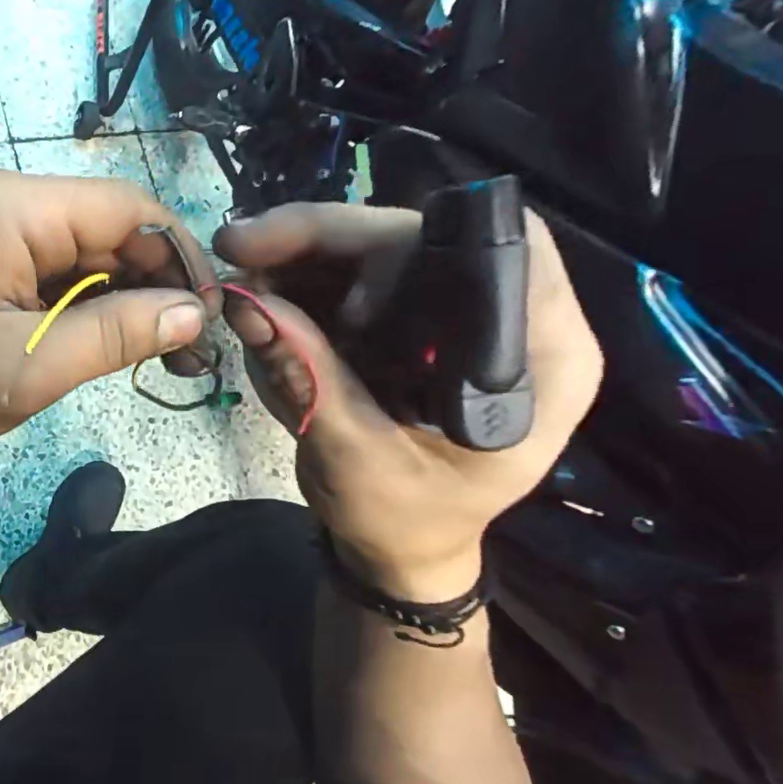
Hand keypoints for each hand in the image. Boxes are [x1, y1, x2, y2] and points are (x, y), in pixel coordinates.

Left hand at [0, 171, 219, 450]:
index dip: (179, 258)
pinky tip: (120, 344)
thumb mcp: (26, 366)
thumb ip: (115, 335)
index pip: (130, 209)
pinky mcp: (0, 258)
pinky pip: (67, 272)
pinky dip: (99, 307)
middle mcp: (15, 203)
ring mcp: (5, 230)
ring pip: (96, 253)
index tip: (209, 317)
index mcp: (18, 208)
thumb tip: (194, 312)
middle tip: (190, 350)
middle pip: (116, 229)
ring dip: (133, 300)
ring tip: (165, 355)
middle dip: (160, 284)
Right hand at [214, 202, 601, 600]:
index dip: (402, 241)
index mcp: (539, 358)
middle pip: (422, 236)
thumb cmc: (401, 521)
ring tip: (244, 272)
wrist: (400, 547)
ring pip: (381, 246)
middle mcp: (509, 319)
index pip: (494, 247)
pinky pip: (361, 273)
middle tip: (243, 246)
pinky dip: (306, 276)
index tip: (323, 267)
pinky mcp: (416, 318)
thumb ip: (308, 378)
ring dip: (306, 254)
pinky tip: (267, 294)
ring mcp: (455, 313)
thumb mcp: (354, 458)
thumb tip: (247, 300)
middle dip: (324, 237)